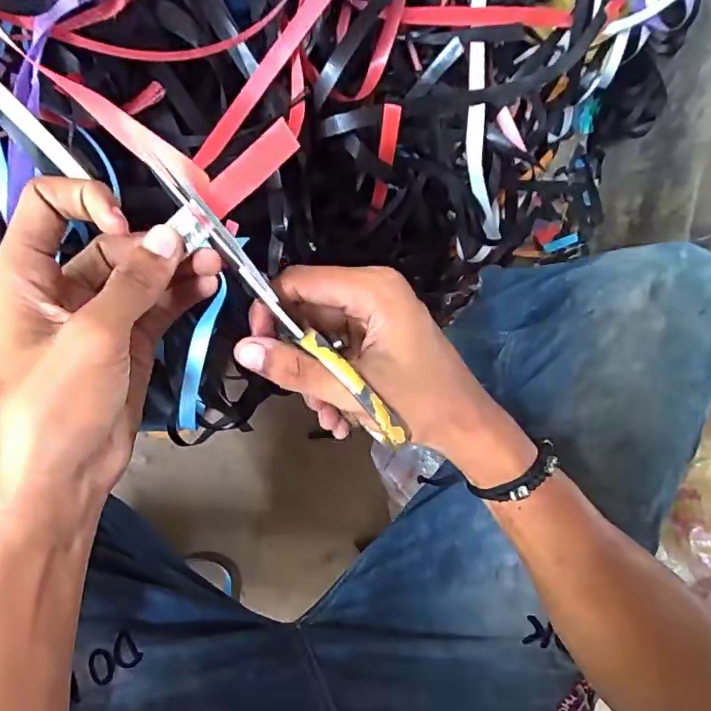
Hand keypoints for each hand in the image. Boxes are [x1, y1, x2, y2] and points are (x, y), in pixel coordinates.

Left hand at [0, 179, 220, 517]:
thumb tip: (173, 237)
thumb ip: (134, 283)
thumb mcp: (92, 336)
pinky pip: (158, 306)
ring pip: (141, 275)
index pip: (48, 206)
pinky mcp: (130, 343)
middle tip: (199, 245)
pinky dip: (182, 294)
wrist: (65, 476)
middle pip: (111, 243)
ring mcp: (101, 317)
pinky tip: (207, 285)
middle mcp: (62, 289)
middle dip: (154, 243)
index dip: (87, 201)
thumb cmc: (55, 405)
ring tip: (214, 262)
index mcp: (27, 274)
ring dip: (176, 266)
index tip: (124, 224)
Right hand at [230, 265, 534, 486]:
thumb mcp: (350, 390)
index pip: (298, 281)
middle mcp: (373, 292)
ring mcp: (377, 316)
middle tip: (294, 392)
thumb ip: (295, 369)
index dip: (270, 311)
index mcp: (372, 290)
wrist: (467, 428)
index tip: (256, 347)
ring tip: (326, 415)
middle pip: (308, 311)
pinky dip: (333, 381)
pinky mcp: (379, 337)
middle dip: (297, 356)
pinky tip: (339, 417)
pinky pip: (340, 351)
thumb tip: (243, 351)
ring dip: (315, 378)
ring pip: (321, 337)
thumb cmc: (419, 404)